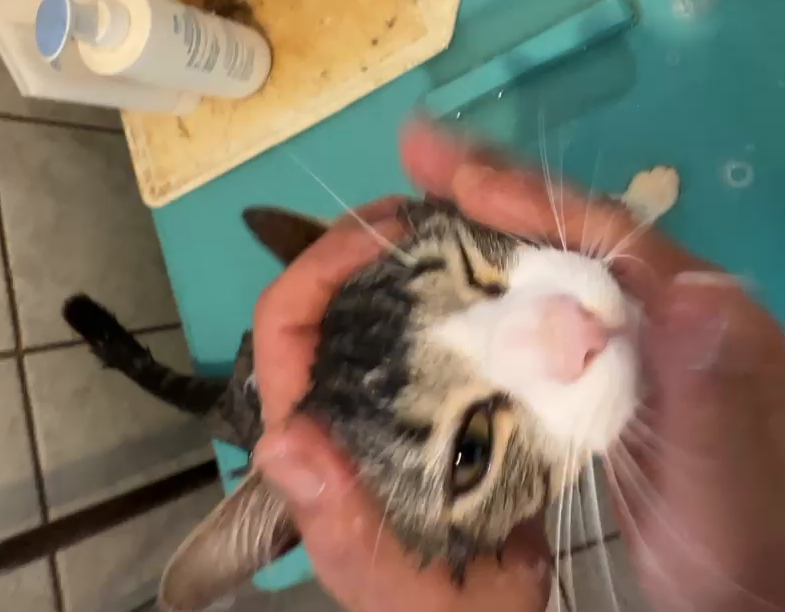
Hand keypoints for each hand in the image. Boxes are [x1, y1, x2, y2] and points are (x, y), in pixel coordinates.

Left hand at [249, 199, 550, 611]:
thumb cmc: (441, 607)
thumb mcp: (386, 584)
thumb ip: (337, 525)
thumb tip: (282, 436)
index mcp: (318, 429)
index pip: (285, 327)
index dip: (318, 268)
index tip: (382, 233)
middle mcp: (347, 394)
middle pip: (333, 295)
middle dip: (373, 240)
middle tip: (435, 212)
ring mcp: (394, 384)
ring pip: (386, 297)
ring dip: (419, 253)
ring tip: (470, 226)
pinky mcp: (440, 383)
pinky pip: (441, 316)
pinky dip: (462, 282)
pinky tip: (502, 270)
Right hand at [400, 121, 784, 611]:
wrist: (745, 579)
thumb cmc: (744, 521)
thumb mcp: (736, 463)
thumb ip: (716, 381)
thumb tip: (695, 288)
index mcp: (695, 300)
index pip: (605, 230)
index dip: (531, 196)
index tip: (457, 174)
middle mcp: (655, 297)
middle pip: (566, 227)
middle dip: (492, 186)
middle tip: (416, 152)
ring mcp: (623, 327)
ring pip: (544, 259)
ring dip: (479, 223)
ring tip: (414, 194)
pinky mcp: (595, 360)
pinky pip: (533, 306)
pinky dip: (483, 282)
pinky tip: (438, 277)